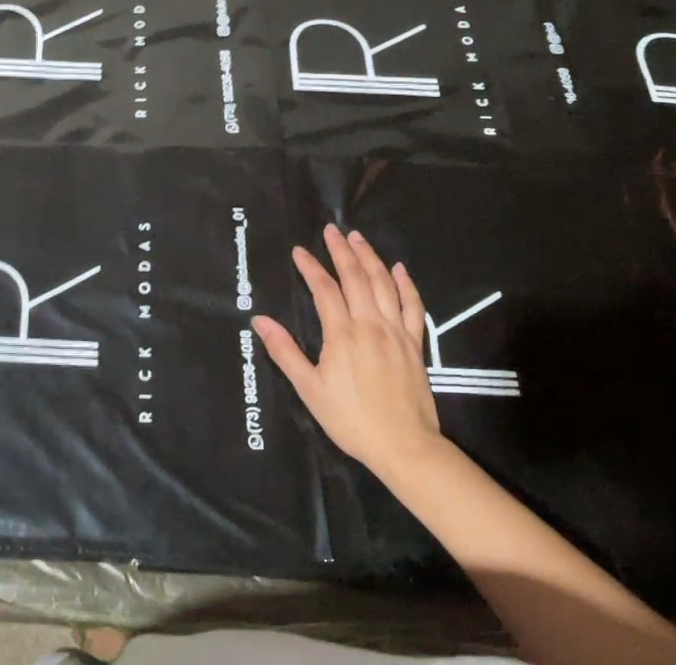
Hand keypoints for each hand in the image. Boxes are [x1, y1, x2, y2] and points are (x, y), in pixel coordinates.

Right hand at [253, 225, 445, 482]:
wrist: (403, 445)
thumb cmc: (350, 419)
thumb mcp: (309, 389)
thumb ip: (285, 351)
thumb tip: (260, 320)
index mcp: (342, 334)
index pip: (324, 289)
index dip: (311, 267)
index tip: (299, 251)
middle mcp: (371, 325)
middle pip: (356, 278)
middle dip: (341, 251)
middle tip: (331, 230)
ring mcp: (396, 332)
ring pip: (384, 284)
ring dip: (370, 258)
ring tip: (358, 238)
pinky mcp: (415, 344)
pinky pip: (413, 306)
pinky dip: (406, 284)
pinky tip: (399, 269)